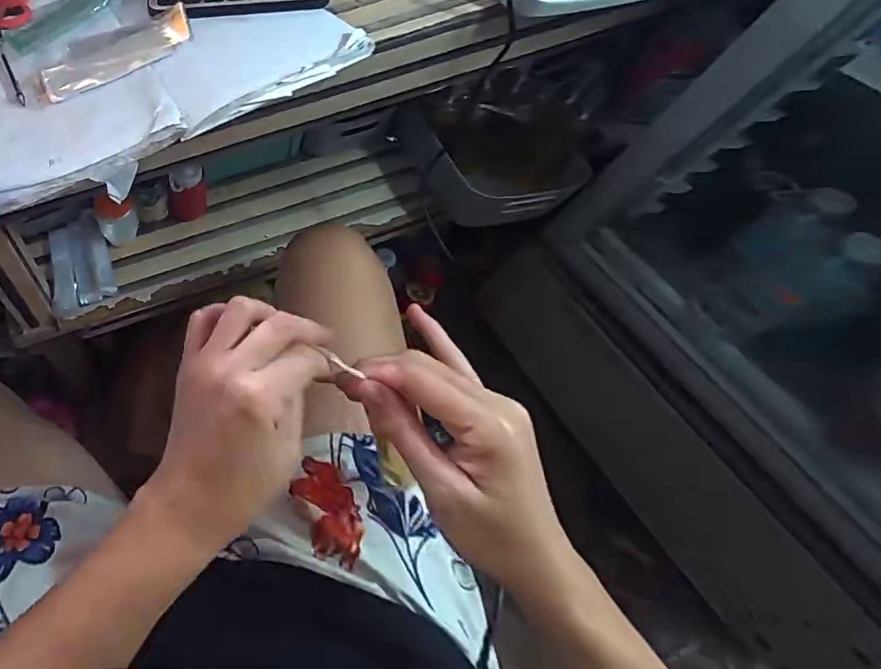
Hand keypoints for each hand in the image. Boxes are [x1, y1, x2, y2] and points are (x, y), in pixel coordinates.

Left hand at [139, 296, 332, 552]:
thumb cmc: (244, 488)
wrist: (189, 499)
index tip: (331, 366)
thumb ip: (297, 400)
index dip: (323, 360)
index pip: (302, 358)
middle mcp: (230, 368)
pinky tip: (241, 326)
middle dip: (306, 328)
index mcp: (259, 397)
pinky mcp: (186, 361)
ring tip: (281, 328)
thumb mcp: (288, 449)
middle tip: (321, 338)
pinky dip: (223, 313)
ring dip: (267, 311)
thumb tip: (307, 369)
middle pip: (277, 325)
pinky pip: (201, 319)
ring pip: (239, 307)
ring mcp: (204, 361)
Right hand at [337, 304, 576, 597]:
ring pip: (437, 368)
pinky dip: (436, 344)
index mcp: (488, 423)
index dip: (377, 372)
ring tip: (362, 378)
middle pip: (427, 367)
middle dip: (382, 370)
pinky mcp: (495, 408)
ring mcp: (499, 402)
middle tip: (345, 384)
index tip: (341, 378)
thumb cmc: (490, 537)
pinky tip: (418, 316)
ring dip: (398, 369)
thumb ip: (403, 432)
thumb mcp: (440, 491)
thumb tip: (364, 386)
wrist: (539, 563)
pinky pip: (458, 371)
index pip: (419, 378)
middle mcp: (497, 401)